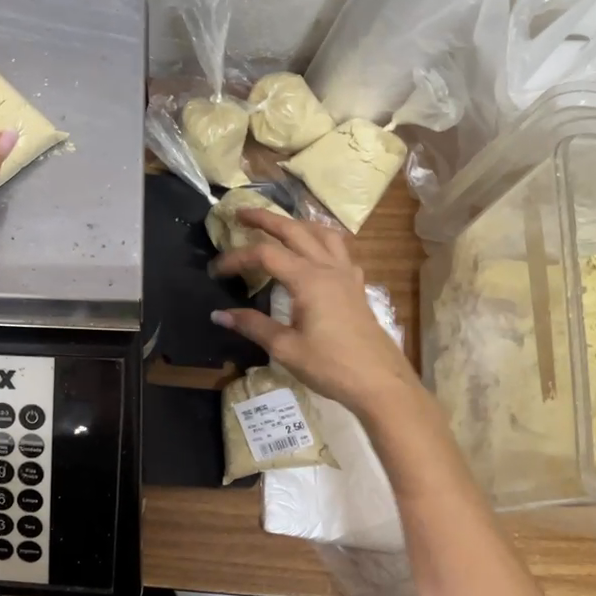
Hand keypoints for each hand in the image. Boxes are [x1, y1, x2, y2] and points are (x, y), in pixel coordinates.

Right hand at [210, 209, 419, 414]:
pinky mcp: (356, 286)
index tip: (215, 270)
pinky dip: (321, 240)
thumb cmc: (330, 366)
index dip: (236, 257)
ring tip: (279, 225)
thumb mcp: (285, 348)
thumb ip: (252, 326)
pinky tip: (315, 252)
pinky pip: (339, 250)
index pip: (265, 255)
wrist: (380, 382)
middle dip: (266, 219)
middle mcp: (328, 268)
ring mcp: (347, 275)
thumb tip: (218, 314)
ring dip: (297, 224)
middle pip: (294, 231)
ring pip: (322, 234)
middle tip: (240, 212)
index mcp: (308, 280)